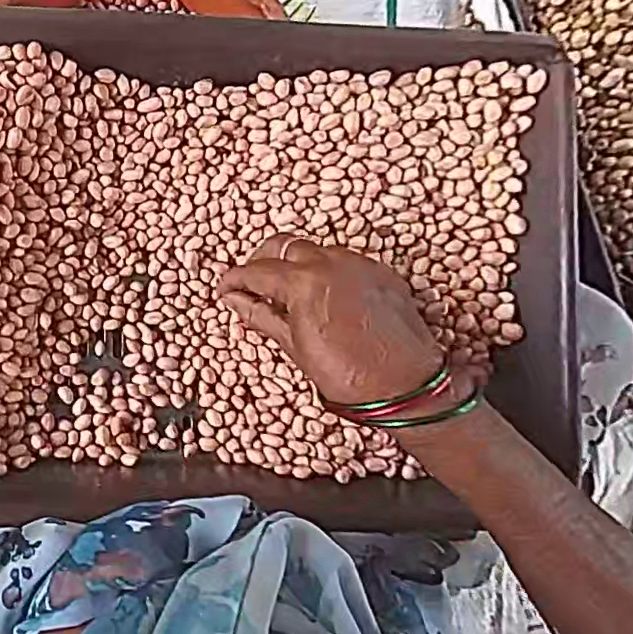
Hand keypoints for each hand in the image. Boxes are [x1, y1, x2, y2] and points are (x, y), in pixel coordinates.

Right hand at [217, 236, 448, 405]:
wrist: (407, 388)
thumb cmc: (351, 375)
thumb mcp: (293, 345)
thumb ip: (261, 315)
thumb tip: (236, 300)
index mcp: (303, 282)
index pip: (255, 270)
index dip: (234, 280)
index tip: (226, 289)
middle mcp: (332, 264)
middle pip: (283, 245)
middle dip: (261, 261)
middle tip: (251, 284)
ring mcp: (359, 266)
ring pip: (314, 250)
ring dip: (294, 265)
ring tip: (285, 294)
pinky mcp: (381, 274)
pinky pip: (343, 261)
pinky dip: (324, 271)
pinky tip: (319, 296)